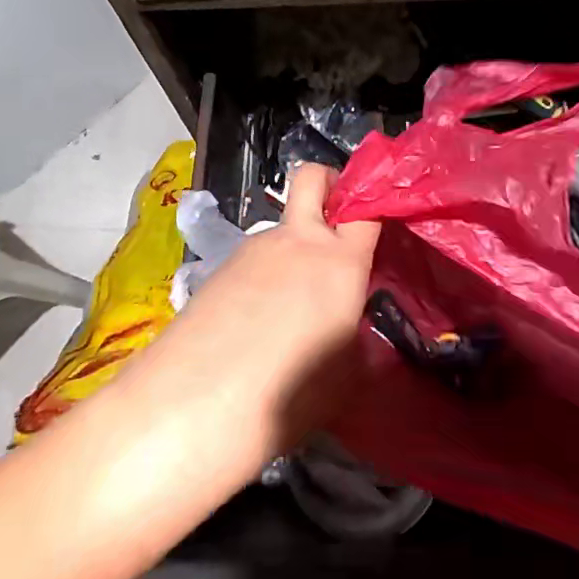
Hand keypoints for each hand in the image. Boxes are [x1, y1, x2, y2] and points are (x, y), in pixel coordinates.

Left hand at [146, 163, 381, 454]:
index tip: (382, 223)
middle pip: (312, 177)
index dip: (375, 207)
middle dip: (329, 183)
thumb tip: (350, 327)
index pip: (366, 210)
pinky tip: (254, 319)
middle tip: (336, 221)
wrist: (196, 401)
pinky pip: (254, 258)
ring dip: (293, 249)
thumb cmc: (288, 394)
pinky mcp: (218, 266)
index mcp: (339, 262)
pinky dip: (263, 274)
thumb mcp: (344, 377)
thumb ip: (355, 339)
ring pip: (281, 228)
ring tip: (289, 305)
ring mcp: (252, 248)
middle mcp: (295, 241)